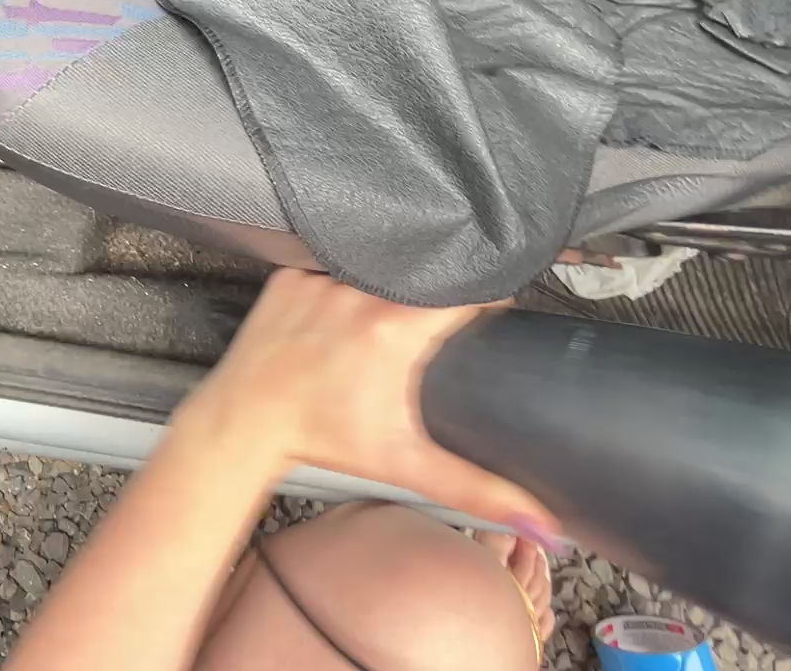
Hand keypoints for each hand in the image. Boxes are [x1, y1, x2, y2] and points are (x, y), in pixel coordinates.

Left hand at [175, 268, 557, 534]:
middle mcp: (355, 292)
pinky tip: (331, 315)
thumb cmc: (321, 436)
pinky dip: (334, 285)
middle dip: (426, 296)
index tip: (485, 306)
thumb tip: (543, 523)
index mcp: (393, 328)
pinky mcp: (287, 277)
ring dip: (378, 289)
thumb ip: (478, 490)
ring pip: (368, 269)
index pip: (460, 289)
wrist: (247, 418)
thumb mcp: (404, 462)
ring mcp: (317, 280)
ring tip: (369, 324)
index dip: (480, 294)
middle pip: (413, 278)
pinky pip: (325, 268)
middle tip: (422, 326)